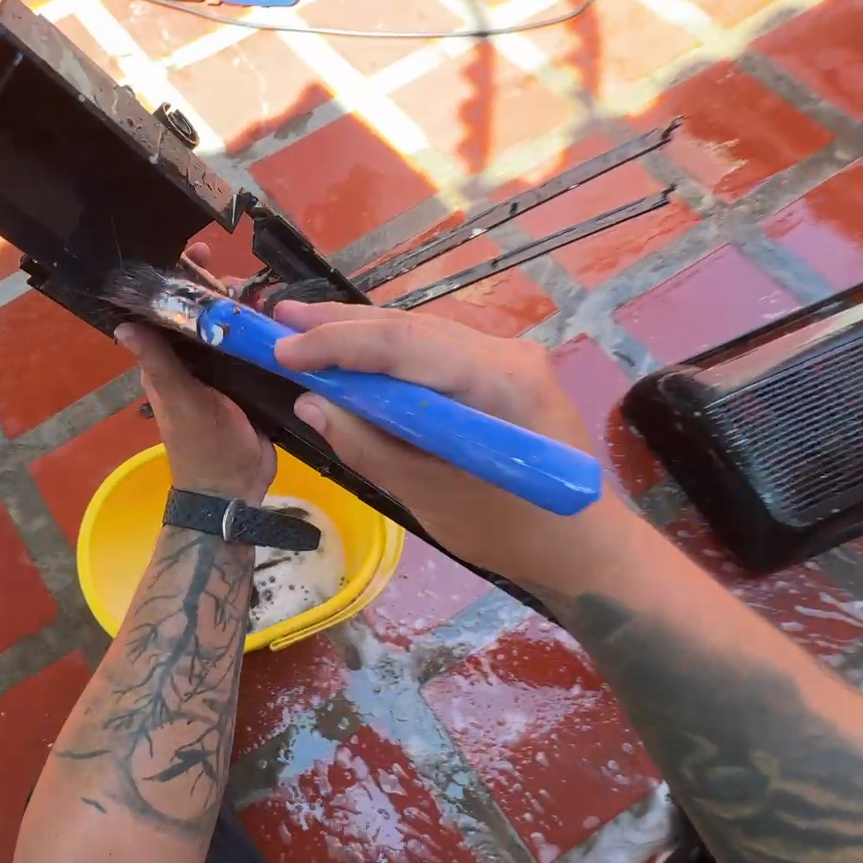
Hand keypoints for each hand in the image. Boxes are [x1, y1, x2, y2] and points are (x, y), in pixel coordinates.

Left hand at [114, 246, 273, 503]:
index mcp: (170, 362)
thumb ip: (158, 363)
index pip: (168, 311)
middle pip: (205, 316)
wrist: (236, 488)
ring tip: (267, 292)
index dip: (179, 281)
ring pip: (233, 331)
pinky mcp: (252, 384)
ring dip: (247, 310)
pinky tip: (285, 319)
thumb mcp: (180, 400)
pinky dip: (267, 335)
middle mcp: (195, 362)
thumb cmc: (202, 445)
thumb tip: (123, 325)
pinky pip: (257, 352)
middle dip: (220, 291)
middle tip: (241, 278)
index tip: (199, 254)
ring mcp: (225, 373)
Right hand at [271, 302, 639, 590]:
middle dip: (339, 324)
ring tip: (300, 328)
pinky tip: (350, 354)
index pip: (403, 344)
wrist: (583, 543)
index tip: (281, 349)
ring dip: (358, 334)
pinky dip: (385, 355)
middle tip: (278, 319)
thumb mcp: (431, 495)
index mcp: (497, 381)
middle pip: (408, 327)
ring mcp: (505, 356)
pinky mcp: (498, 369)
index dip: (336, 344)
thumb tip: (310, 403)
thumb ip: (369, 445)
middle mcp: (505, 352)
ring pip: (417, 333)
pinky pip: (430, 352)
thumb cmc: (512, 531)